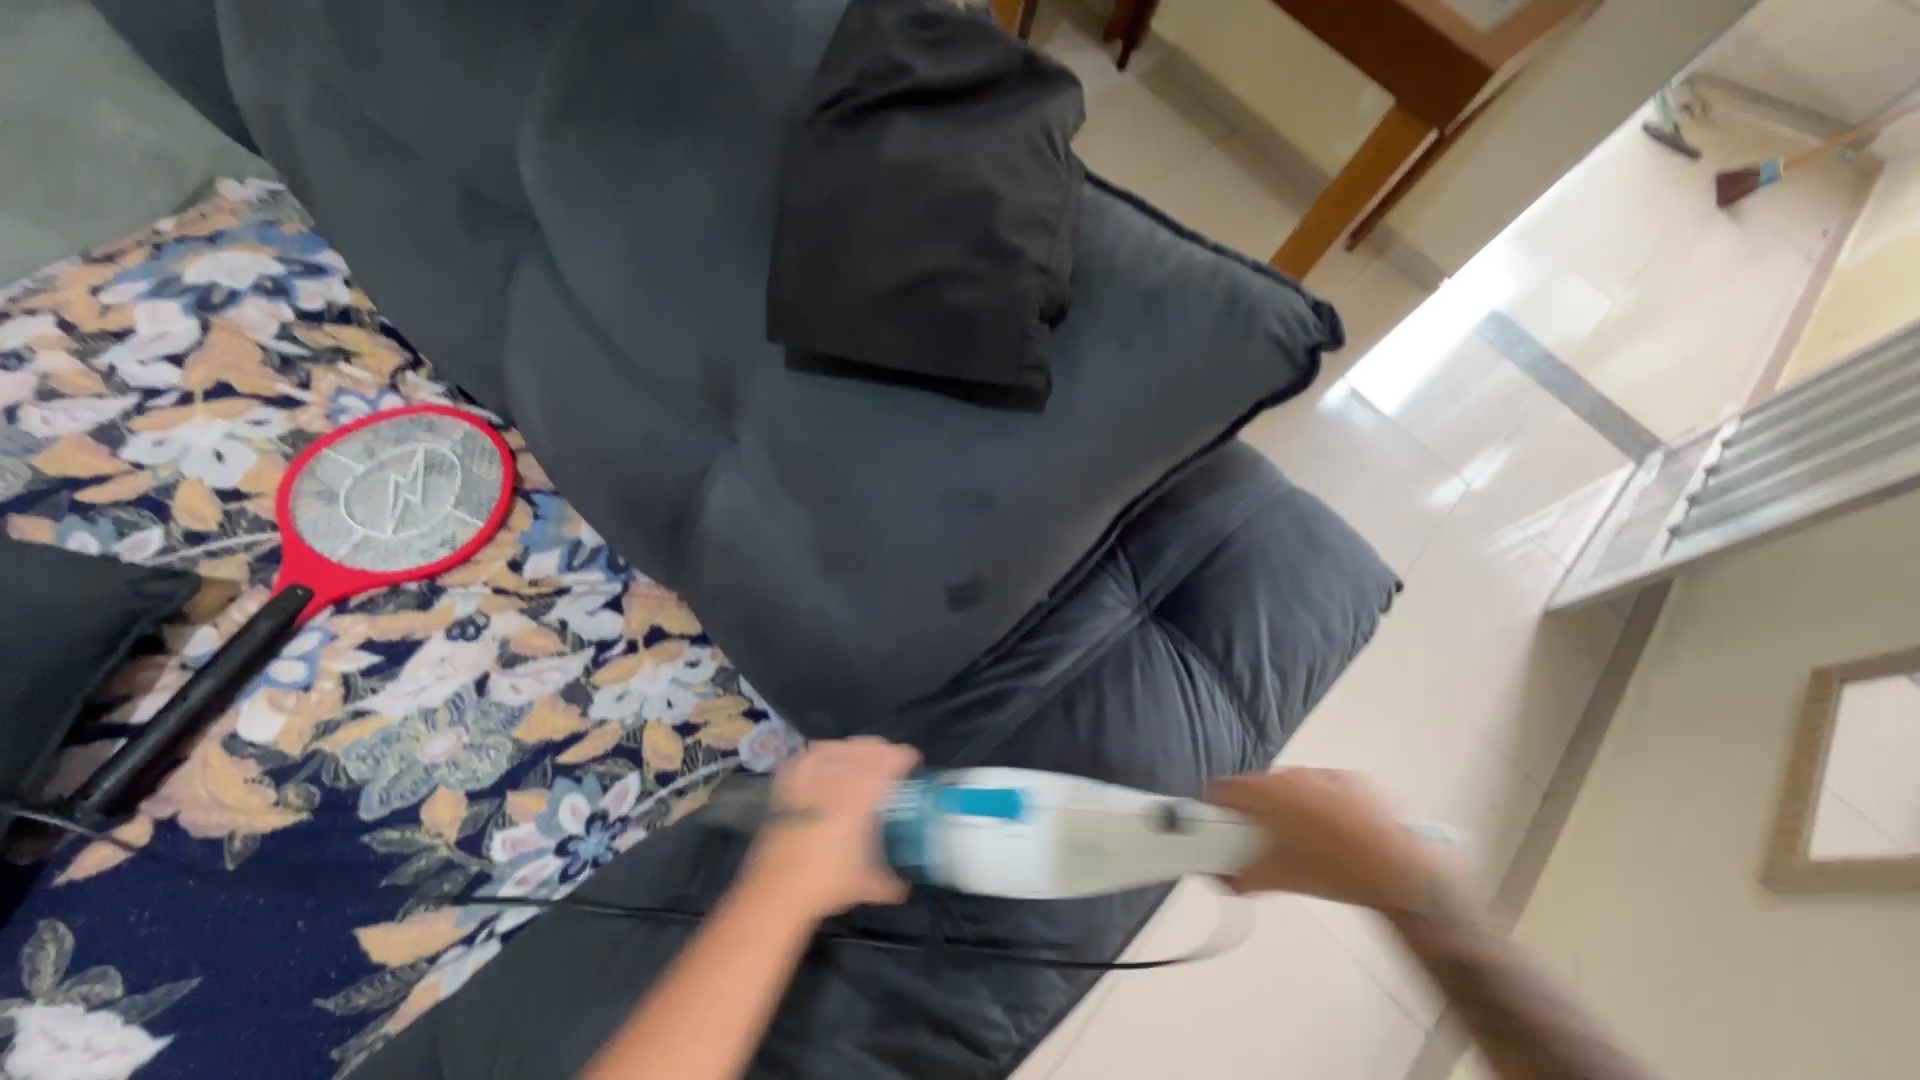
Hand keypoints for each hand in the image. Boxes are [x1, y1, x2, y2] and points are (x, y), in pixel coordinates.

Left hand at [737, 737, 921, 919]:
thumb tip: (905, 883)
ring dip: (851, 748)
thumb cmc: (827, 885)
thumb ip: (894, 881)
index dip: (904, 756)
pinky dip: (818, 753)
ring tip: (860, 756)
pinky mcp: (785, 788)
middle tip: (890, 760)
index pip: (888, 761)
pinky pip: (804, 758)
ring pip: (833, 748)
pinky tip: (824, 758)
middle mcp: (834, 782)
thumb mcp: (870, 885)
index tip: (913, 761)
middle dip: (880, 749)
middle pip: (861, 748)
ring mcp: (807, 782)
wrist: (775, 894)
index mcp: (860, 798)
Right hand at [1206, 767, 1444, 913]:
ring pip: (1293, 785)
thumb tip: (1221, 880)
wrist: (1398, 870)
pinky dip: (1320, 803)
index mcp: (1267, 793)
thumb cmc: (1331, 872)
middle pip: (1259, 785)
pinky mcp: (1354, 780)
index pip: (1223, 788)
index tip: (1214, 820)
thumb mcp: (1279, 880)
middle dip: (1254, 807)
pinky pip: (1324, 787)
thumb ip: (1240, 878)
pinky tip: (1332, 830)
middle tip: (1257, 836)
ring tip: (1298, 835)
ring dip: (1287, 803)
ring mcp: (1325, 774)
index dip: (1214, 804)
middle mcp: (1292, 775)